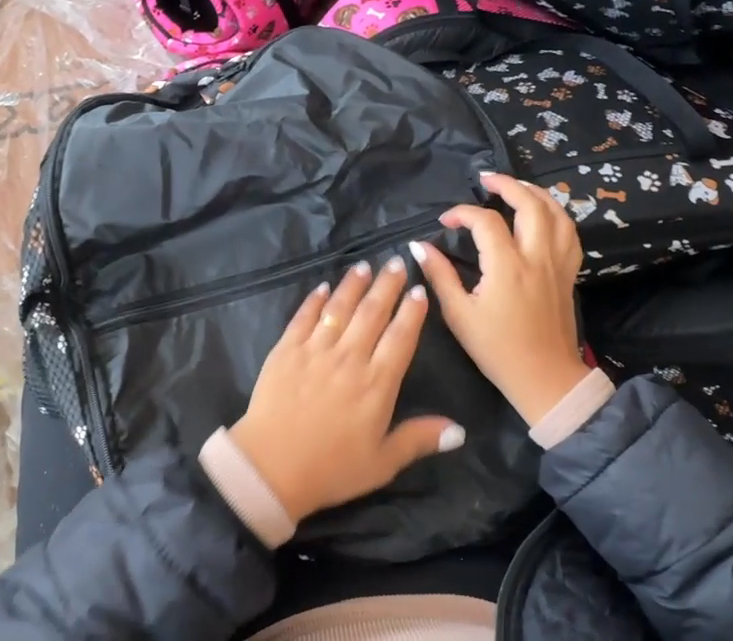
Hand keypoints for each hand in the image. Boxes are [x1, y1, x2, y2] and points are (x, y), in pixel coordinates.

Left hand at [229, 258, 464, 523]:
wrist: (272, 466)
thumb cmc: (332, 469)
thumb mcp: (382, 462)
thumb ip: (419, 440)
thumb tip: (460, 429)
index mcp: (377, 384)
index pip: (400, 338)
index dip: (412, 313)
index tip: (420, 290)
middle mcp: (349, 358)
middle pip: (372, 314)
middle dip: (386, 286)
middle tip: (396, 263)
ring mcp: (315, 350)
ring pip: (339, 308)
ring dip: (353, 285)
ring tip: (364, 266)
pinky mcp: (286, 350)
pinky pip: (304, 317)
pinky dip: (315, 300)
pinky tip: (323, 287)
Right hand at [415, 173, 590, 426]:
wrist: (545, 378)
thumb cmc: (497, 349)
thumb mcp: (459, 315)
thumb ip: (440, 275)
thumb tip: (420, 246)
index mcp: (507, 267)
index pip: (485, 221)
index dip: (462, 213)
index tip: (445, 222)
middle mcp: (536, 257)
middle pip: (530, 204)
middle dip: (507, 184)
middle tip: (486, 178)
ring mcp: (558, 264)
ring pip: (557, 214)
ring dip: (536, 193)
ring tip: (517, 186)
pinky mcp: (568, 274)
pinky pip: (570, 234)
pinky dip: (557, 215)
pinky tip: (544, 213)